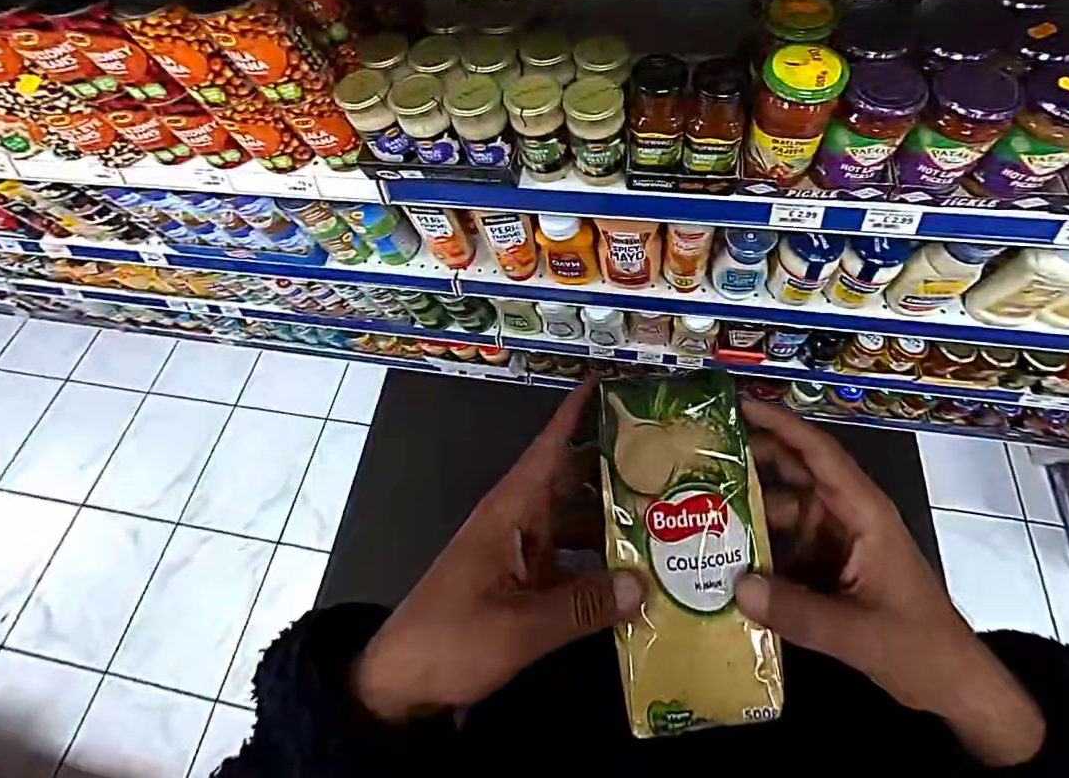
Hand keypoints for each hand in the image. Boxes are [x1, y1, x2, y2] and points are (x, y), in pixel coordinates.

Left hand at [353, 379, 644, 720]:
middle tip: (669, 454)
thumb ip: (583, 606)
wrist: (399, 689)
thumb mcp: (519, 626)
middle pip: (575, 478)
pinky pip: (574, 556)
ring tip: (667, 511)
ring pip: (579, 518)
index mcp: (514, 508)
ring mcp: (525, 549)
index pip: (550, 446)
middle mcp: (522, 519)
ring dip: (615, 515)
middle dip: (617, 462)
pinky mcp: (528, 579)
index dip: (577, 411)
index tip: (608, 380)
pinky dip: (602, 559)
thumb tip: (644, 586)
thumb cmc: (451, 639)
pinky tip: (637, 570)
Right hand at [735, 397, 1045, 765]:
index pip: (819, 453)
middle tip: (704, 453)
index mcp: (863, 510)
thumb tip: (736, 586)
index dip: (782, 424)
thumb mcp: (858, 633)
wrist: (950, 683)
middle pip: (797, 471)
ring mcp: (835, 538)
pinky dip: (758, 542)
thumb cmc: (918, 646)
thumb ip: (798, 612)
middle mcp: (846, 513)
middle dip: (754, 457)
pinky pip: (786, 542)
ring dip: (750, 504)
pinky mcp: (827, 563)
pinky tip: (723, 552)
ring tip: (701, 503)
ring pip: (786, 506)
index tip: (743, 406)